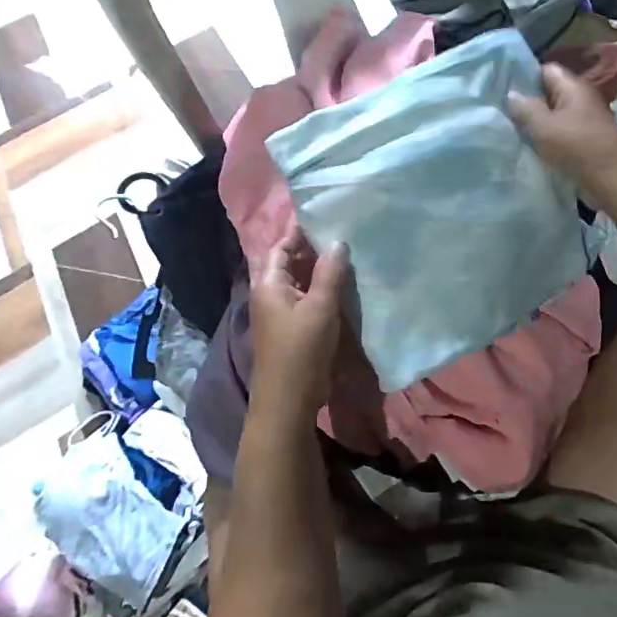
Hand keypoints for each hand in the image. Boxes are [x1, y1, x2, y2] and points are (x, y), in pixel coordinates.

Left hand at [249, 229, 349, 416]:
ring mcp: (281, 312)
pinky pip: (306, 298)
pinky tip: (343, 285)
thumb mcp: (320, 307)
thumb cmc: (301, 349)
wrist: (289, 398)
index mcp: (269, 284)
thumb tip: (338, 242)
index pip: (280, 247)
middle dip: (312, 249)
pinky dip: (321, 288)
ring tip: (348, 255)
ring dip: (319, 269)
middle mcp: (271, 294)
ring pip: (300, 281)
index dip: (299, 232)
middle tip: (342, 235)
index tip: (324, 218)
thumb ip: (329, 273)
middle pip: (289, 263)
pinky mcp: (293, 328)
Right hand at [508, 63, 616, 214]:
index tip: (503, 89)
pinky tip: (530, 149)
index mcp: (573, 87)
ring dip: (537, 125)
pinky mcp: (586, 143)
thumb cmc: (578, 148)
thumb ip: (525, 108)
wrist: (614, 180)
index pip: (545, 69)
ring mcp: (585, 122)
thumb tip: (511, 94)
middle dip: (528, 103)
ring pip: (554, 117)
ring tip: (511, 132)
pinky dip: (548, 141)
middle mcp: (581, 100)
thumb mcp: (544, 126)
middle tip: (502, 113)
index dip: (524, 76)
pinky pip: (561, 135)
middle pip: (549, 94)